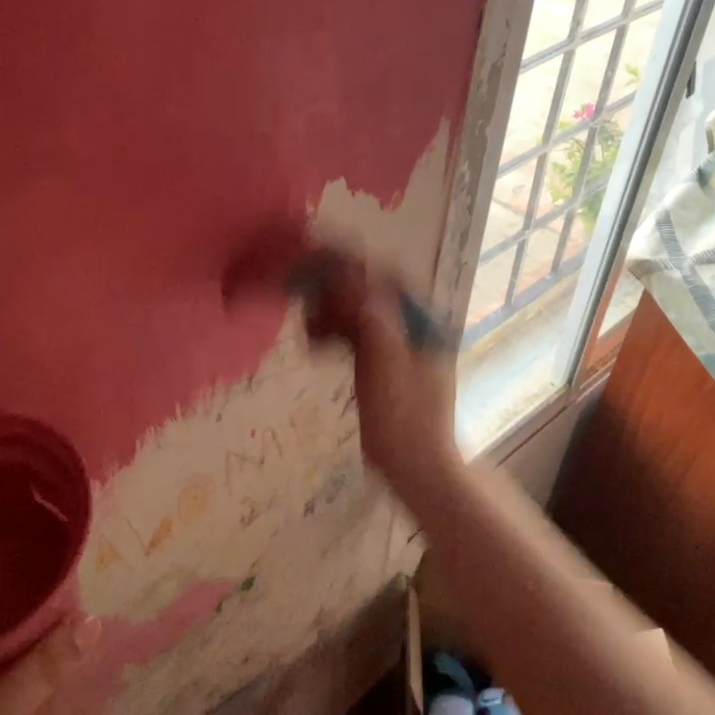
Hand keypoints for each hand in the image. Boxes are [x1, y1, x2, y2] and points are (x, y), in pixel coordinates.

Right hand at [300, 247, 463, 507]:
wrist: (418, 470)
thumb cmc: (407, 424)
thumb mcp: (388, 369)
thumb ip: (373, 321)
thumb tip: (354, 280)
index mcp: (419, 321)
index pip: (382, 273)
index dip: (349, 256)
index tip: (313, 245)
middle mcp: (409, 324)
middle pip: (365, 287)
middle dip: (330, 283)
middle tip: (296, 282)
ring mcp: (395, 342)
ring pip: (355, 309)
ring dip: (327, 309)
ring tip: (305, 326)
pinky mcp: (380, 361)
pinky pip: (351, 332)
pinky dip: (330, 332)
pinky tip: (313, 345)